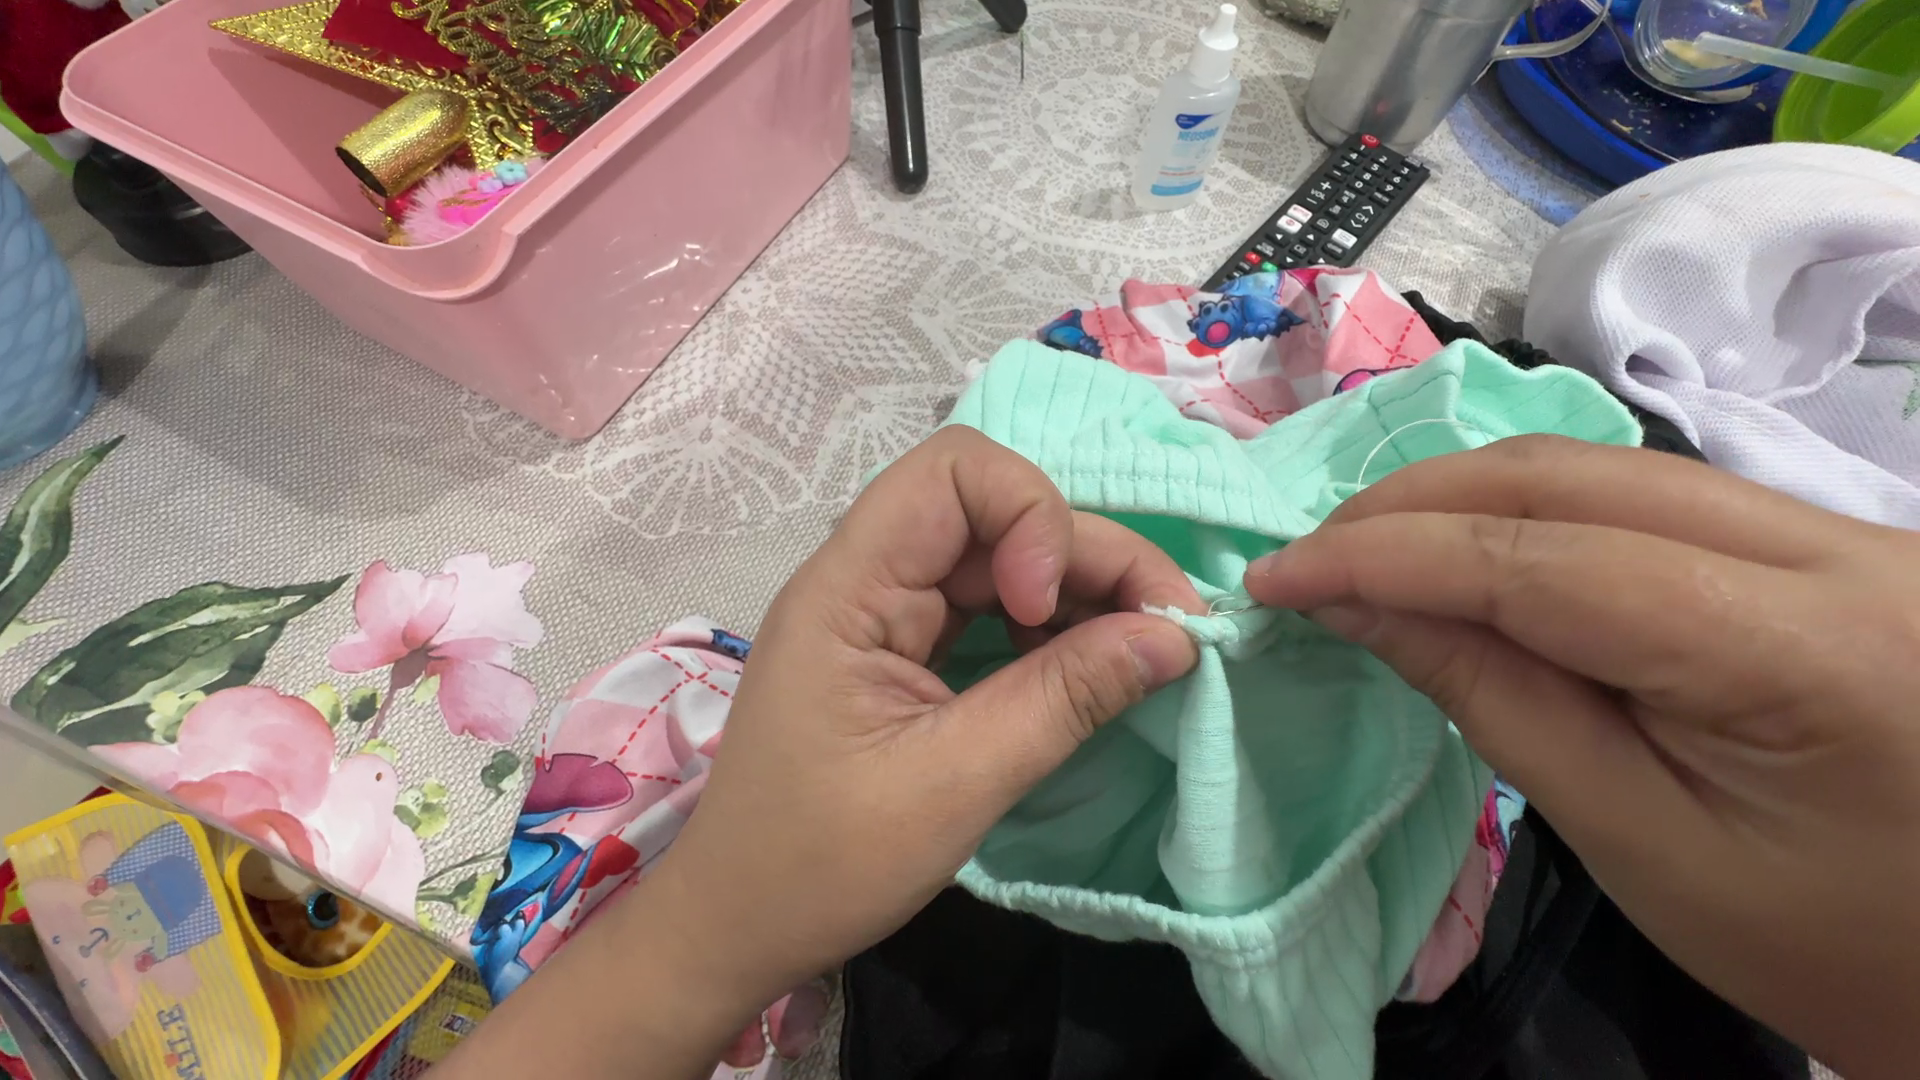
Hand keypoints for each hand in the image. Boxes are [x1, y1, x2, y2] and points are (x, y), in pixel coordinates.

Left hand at [656, 425, 1200, 1004]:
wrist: (740, 920)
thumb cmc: (822, 863)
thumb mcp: (956, 784)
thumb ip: (1064, 699)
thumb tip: (1171, 638)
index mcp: (849, 587)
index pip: (951, 471)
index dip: (1027, 512)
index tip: (1046, 605)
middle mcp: (868, 577)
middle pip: (993, 511)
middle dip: (1086, 555)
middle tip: (1170, 625)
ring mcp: (887, 611)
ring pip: (1002, 556)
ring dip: (1079, 590)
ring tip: (1143, 648)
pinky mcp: (907, 647)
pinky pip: (991, 606)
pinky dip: (1050, 627)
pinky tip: (1086, 667)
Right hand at [1243, 436, 1919, 1079]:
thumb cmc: (1839, 945)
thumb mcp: (1637, 838)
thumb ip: (1489, 698)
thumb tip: (1354, 605)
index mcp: (1809, 651)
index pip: (1536, 561)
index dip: (1381, 557)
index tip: (1275, 577)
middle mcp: (1839, 547)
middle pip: (1561, 475)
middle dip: (1405, 505)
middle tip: (1310, 558)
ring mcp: (1836, 530)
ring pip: (1589, 466)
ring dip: (1450, 500)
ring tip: (1365, 554)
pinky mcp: (1815, 541)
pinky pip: (1625, 493)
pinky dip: (1510, 513)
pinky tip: (1459, 554)